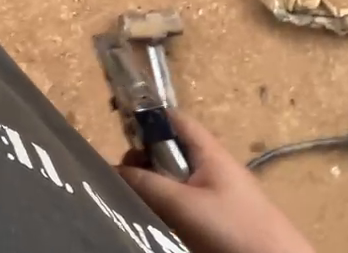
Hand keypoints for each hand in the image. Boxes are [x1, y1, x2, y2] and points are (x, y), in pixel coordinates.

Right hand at [117, 113, 314, 252]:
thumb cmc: (237, 232)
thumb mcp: (183, 205)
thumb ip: (145, 183)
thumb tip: (110, 169)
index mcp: (209, 153)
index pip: (173, 118)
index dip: (146, 116)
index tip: (119, 129)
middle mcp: (214, 169)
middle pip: (169, 150)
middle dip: (144, 160)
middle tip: (127, 179)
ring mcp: (220, 197)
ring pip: (175, 180)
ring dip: (155, 187)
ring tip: (140, 205)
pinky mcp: (223, 223)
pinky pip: (186, 205)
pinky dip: (169, 209)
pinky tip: (160, 223)